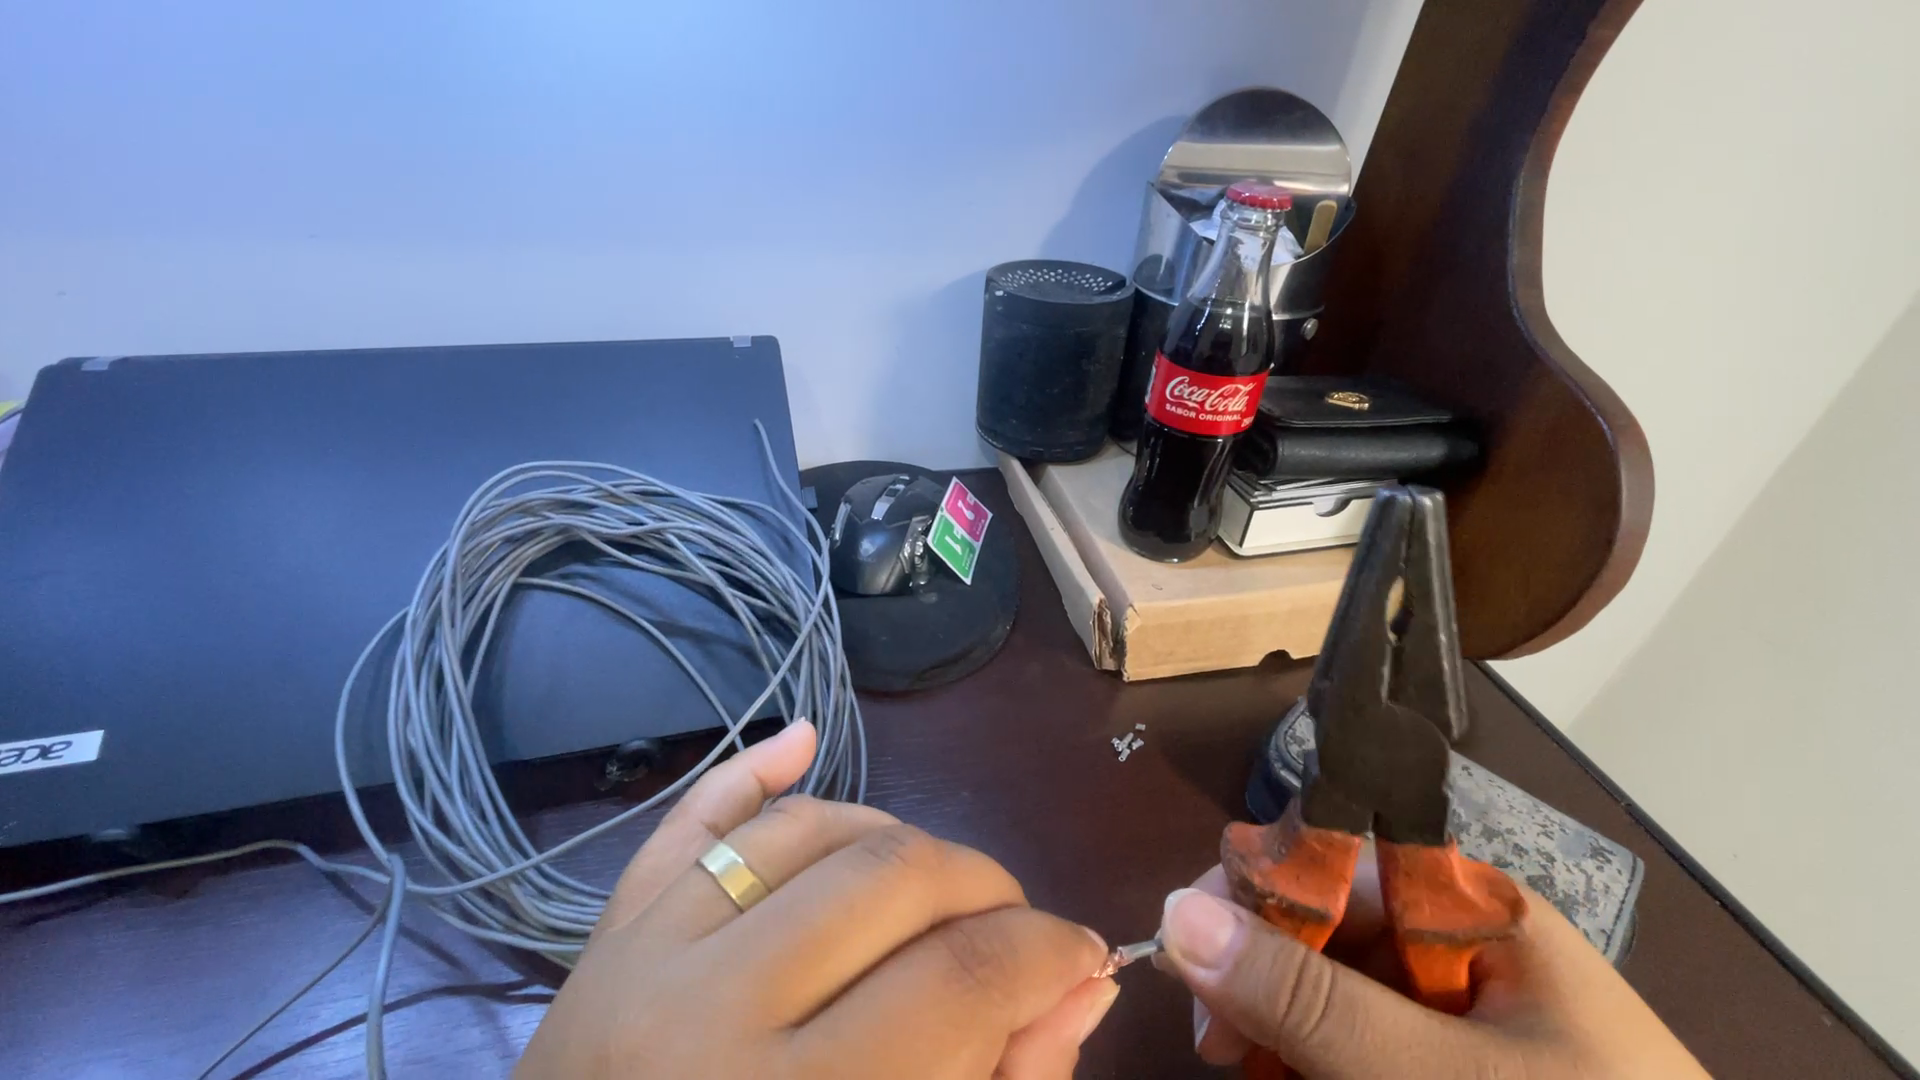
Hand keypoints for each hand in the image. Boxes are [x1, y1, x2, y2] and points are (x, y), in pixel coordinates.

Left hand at [516, 721, 1119, 1079]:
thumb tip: (1080, 983)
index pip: (957, 978)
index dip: (1044, 952)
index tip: (1079, 956)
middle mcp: (706, 1015)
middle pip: (892, 877)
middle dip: (984, 887)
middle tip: (1011, 928)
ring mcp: (644, 958)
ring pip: (808, 828)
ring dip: (897, 838)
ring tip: (935, 888)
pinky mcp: (607, 936)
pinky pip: (691, 824)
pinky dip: (749, 774)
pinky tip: (802, 740)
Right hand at [1157, 854, 1709, 1078]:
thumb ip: (1307, 1000)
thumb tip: (1174, 910)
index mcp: (1472, 909)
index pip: (1332, 858)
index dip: (1252, 893)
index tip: (1193, 956)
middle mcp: (1454, 943)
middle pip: (1319, 922)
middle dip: (1255, 973)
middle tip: (1214, 1045)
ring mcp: (1448, 1010)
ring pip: (1323, 984)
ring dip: (1272, 1024)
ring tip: (1244, 1072)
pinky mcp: (1439, 1061)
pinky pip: (1350, 1037)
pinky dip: (1305, 1059)